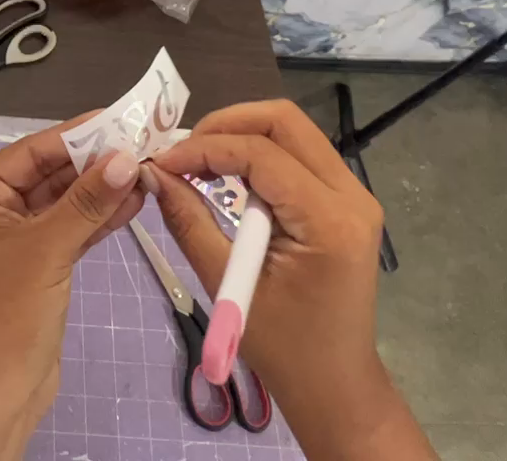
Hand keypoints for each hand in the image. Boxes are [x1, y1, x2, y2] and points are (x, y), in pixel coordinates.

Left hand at [0, 114, 147, 422]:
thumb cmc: (8, 313)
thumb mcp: (48, 249)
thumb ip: (86, 201)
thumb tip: (124, 158)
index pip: (31, 152)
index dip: (74, 135)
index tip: (116, 119)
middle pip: (49, 174)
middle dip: (93, 162)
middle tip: (140, 143)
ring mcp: (19, 239)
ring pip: (64, 202)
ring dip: (101, 189)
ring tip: (145, 170)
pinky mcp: (40, 264)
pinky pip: (71, 230)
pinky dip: (99, 218)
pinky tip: (133, 203)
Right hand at [148, 101, 436, 460]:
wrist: (336, 385)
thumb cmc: (283, 346)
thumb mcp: (227, 284)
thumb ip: (188, 220)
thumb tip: (153, 172)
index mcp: (328, 222)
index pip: (261, 153)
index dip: (205, 147)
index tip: (163, 161)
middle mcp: (351, 196)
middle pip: (284, 121)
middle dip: (226, 124)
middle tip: (183, 149)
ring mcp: (353, 195)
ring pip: (291, 130)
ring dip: (239, 134)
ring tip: (198, 161)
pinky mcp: (343, 200)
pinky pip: (296, 153)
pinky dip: (255, 152)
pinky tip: (225, 174)